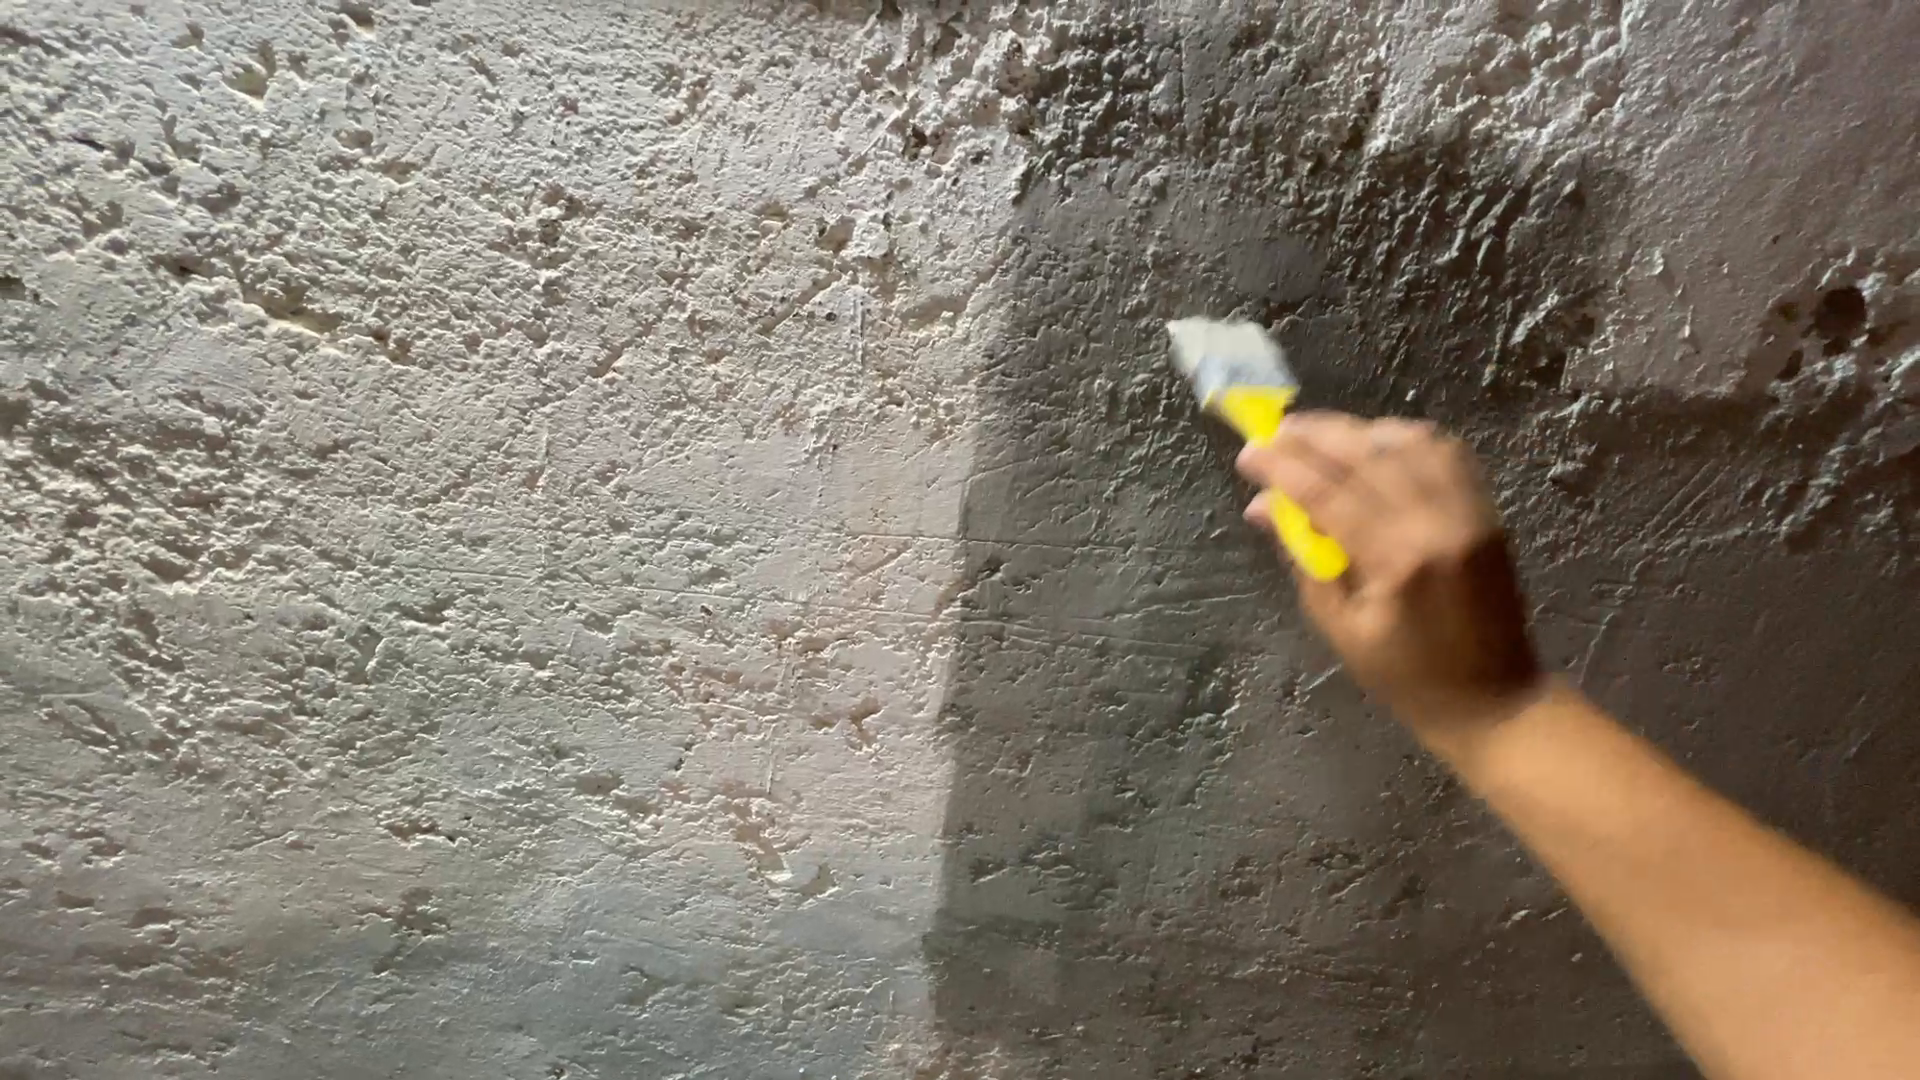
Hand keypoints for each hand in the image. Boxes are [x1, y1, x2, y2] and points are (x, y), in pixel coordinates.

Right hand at [1237, 412, 1545, 742]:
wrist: (1495, 698)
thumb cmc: (1403, 674)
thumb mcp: (1337, 623)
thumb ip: (1303, 555)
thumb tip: (1262, 505)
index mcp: (1397, 560)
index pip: (1328, 492)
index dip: (1282, 468)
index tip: (1248, 453)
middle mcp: (1438, 522)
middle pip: (1367, 454)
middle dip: (1313, 436)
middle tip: (1273, 432)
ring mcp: (1471, 511)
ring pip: (1408, 442)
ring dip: (1356, 431)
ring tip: (1315, 434)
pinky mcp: (1487, 510)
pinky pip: (1444, 452)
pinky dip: (1402, 438)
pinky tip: (1371, 444)